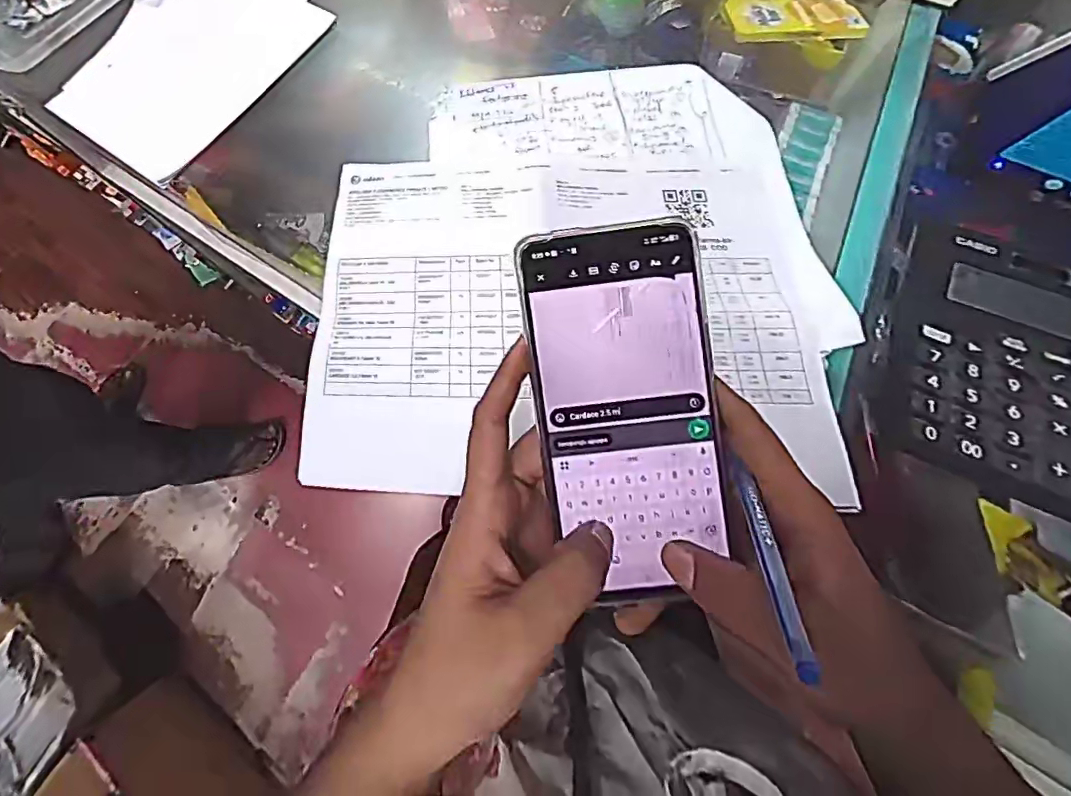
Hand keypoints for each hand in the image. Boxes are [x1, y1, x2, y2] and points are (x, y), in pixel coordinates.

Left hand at [301, 341, 610, 793]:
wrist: (430, 723)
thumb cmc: (454, 674)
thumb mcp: (522, 628)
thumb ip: (569, 577)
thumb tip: (601, 533)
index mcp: (481, 517)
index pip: (489, 432)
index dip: (505, 385)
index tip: (524, 348)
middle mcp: (498, 521)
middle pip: (538, 463)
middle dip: (577, 443)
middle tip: (626, 424)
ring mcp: (514, 548)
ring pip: (558, 503)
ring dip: (591, 498)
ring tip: (640, 485)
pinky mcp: (528, 575)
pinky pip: (565, 543)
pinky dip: (593, 543)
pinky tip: (626, 548)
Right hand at [630, 382, 1032, 795]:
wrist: (880, 733)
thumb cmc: (863, 676)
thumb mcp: (799, 635)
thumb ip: (735, 594)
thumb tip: (673, 551)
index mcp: (798, 517)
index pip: (756, 444)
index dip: (722, 404)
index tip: (683, 374)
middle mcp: (767, 525)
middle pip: (710, 473)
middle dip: (666, 457)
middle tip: (617, 438)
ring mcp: (748, 556)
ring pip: (690, 519)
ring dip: (653, 526)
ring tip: (611, 525)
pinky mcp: (733, 586)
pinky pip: (686, 567)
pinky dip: (657, 582)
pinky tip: (633, 605)